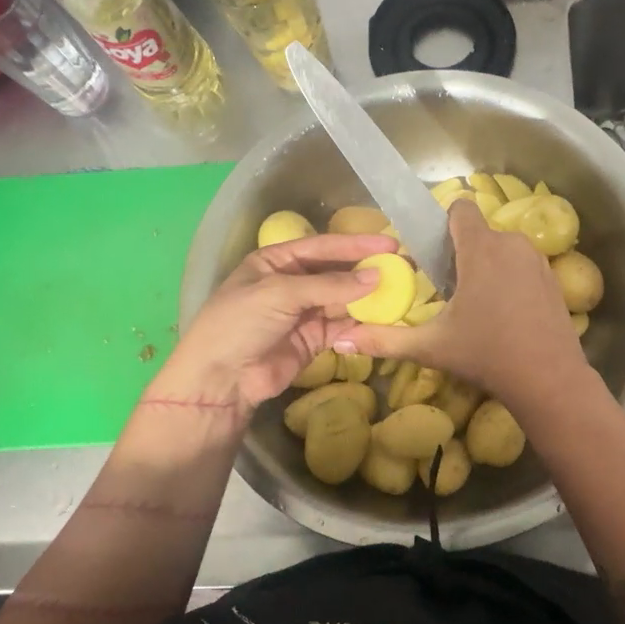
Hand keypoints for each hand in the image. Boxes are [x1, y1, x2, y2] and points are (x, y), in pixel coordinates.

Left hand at [157, 232, 394, 409]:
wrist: (221, 380)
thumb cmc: (240, 324)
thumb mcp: (280, 294)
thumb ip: (329, 285)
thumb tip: (377, 277)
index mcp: (275, 261)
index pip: (322, 246)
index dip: (356, 244)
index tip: (390, 243)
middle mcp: (292, 282)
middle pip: (336, 271)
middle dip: (367, 270)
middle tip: (403, 267)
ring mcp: (303, 312)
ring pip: (343, 299)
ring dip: (368, 297)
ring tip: (402, 292)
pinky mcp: (313, 340)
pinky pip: (342, 326)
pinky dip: (361, 323)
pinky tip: (384, 319)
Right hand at [335, 199, 589, 404]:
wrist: (548, 379)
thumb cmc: (486, 355)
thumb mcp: (431, 347)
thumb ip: (384, 340)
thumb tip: (340, 339)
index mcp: (480, 248)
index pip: (460, 208)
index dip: (443, 224)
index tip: (433, 254)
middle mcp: (511, 244)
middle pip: (478, 233)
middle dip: (462, 253)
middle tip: (448, 291)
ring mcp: (537, 261)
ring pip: (502, 250)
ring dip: (486, 267)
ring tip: (476, 306)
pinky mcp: (553, 279)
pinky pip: (522, 266)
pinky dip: (510, 281)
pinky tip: (503, 315)